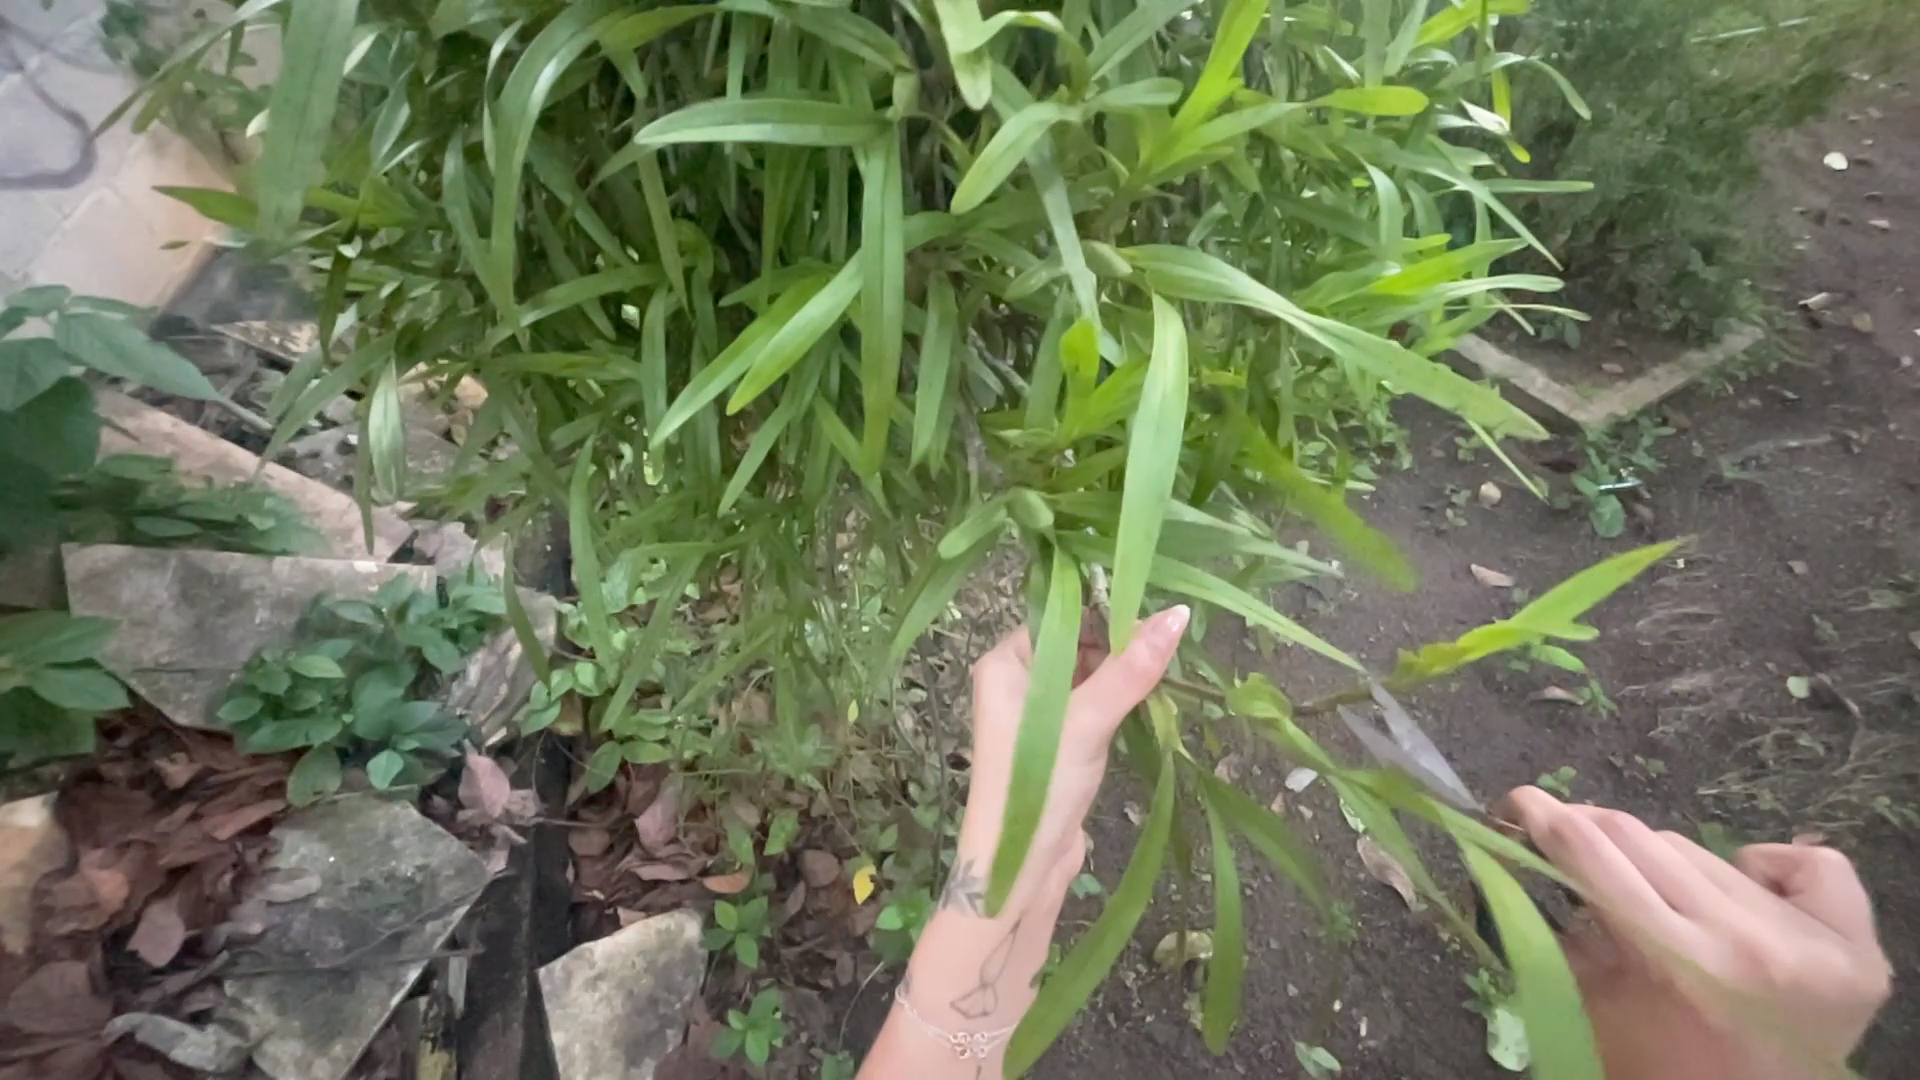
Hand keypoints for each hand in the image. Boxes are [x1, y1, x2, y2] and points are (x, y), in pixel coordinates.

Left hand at [949, 605, 1188, 914]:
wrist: (1018, 870)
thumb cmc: (1038, 781)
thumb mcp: (1088, 718)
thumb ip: (1131, 668)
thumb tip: (1179, 614)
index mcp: (1005, 662)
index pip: (1059, 618)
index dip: (1104, 614)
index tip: (1155, 616)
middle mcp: (1014, 681)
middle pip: (1074, 645)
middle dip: (1118, 646)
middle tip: (1168, 648)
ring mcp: (1034, 714)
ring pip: (1085, 677)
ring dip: (1121, 676)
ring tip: (1166, 672)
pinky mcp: (1055, 743)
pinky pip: (1088, 707)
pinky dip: (1116, 703)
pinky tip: (1149, 702)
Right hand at [1508, 787, 1890, 1079]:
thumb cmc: (1643, 1059)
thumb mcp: (1577, 988)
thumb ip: (1543, 914)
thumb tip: (1506, 843)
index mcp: (1675, 959)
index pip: (1584, 846)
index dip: (1534, 811)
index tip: (1511, 806)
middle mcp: (1750, 943)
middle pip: (1631, 832)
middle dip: (1582, 827)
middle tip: (1564, 844)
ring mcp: (1812, 947)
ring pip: (1692, 847)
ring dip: (1656, 859)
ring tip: (1654, 898)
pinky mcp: (1859, 952)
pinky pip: (1810, 864)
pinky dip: (1764, 865)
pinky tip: (1743, 894)